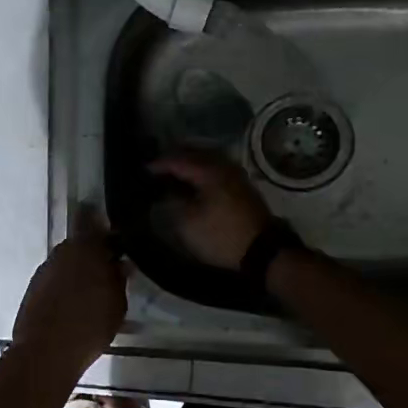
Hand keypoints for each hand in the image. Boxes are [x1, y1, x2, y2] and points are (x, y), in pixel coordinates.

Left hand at [12, 206, 126, 371]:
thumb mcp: (117, 304)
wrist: (46, 350)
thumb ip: (119, 279)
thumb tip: (120, 265)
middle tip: (108, 272)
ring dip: (78, 271)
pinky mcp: (33, 286)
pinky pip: (55, 278)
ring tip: (92, 293)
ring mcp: (45, 268)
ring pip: (67, 262)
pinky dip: (64, 285)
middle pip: (80, 244)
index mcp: (86, 247)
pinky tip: (73, 304)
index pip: (94, 221)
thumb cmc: (90, 325)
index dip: (105, 228)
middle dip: (93, 255)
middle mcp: (62, 251)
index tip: (116, 241)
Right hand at [148, 155, 273, 269]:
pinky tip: (195, 185)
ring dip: (190, 167)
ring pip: (208, 164)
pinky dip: (202, 175)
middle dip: (175, 161)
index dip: (159, 164)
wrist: (264, 252)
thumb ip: (172, 204)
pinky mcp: (243, 189)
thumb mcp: (187, 224)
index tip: (144, 170)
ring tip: (174, 176)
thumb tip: (165, 195)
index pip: (178, 160)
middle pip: (195, 155)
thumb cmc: (221, 235)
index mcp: (209, 171)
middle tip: (157, 168)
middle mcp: (225, 167)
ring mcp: (237, 177)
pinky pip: (216, 173)